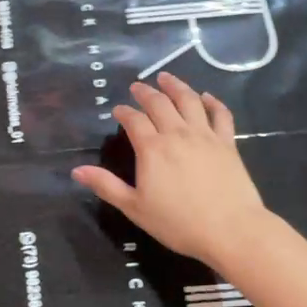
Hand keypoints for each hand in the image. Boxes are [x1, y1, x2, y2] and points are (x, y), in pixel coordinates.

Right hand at [72, 72, 272, 264]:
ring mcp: (205, 135)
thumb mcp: (135, 208)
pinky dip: (212, 102)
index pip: (134, 120)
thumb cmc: (177, 223)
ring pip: (189, 100)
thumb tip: (77, 170)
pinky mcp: (228, 143)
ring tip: (166, 77)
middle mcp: (177, 134)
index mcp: (152, 148)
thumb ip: (106, 186)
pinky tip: (206, 97)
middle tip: (138, 86)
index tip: (118, 110)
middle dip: (146, 92)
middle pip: (160, 103)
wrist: (230, 229)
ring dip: (176, 86)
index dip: (124, 112)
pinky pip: (220, 114)